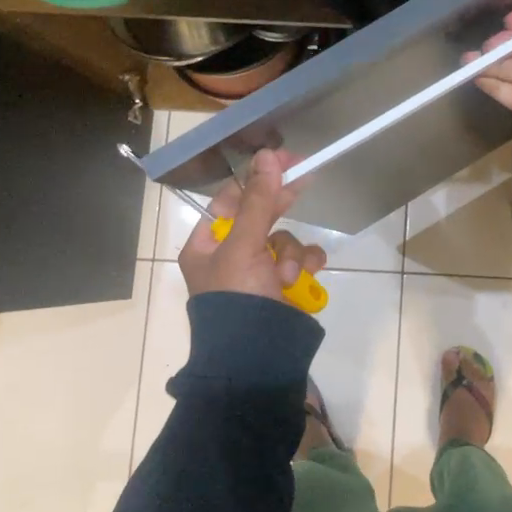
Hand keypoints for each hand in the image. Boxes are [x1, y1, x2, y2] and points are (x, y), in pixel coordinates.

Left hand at [178, 149, 327, 301]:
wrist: (258, 357)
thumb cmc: (238, 297)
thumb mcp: (245, 245)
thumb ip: (259, 200)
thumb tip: (268, 154)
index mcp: (206, 246)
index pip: (230, 200)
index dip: (256, 178)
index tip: (282, 159)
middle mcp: (230, 257)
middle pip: (260, 216)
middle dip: (280, 206)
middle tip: (306, 174)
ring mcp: (258, 273)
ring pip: (285, 238)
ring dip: (291, 251)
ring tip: (287, 274)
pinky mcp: (284, 288)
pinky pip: (300, 260)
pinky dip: (305, 265)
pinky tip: (305, 276)